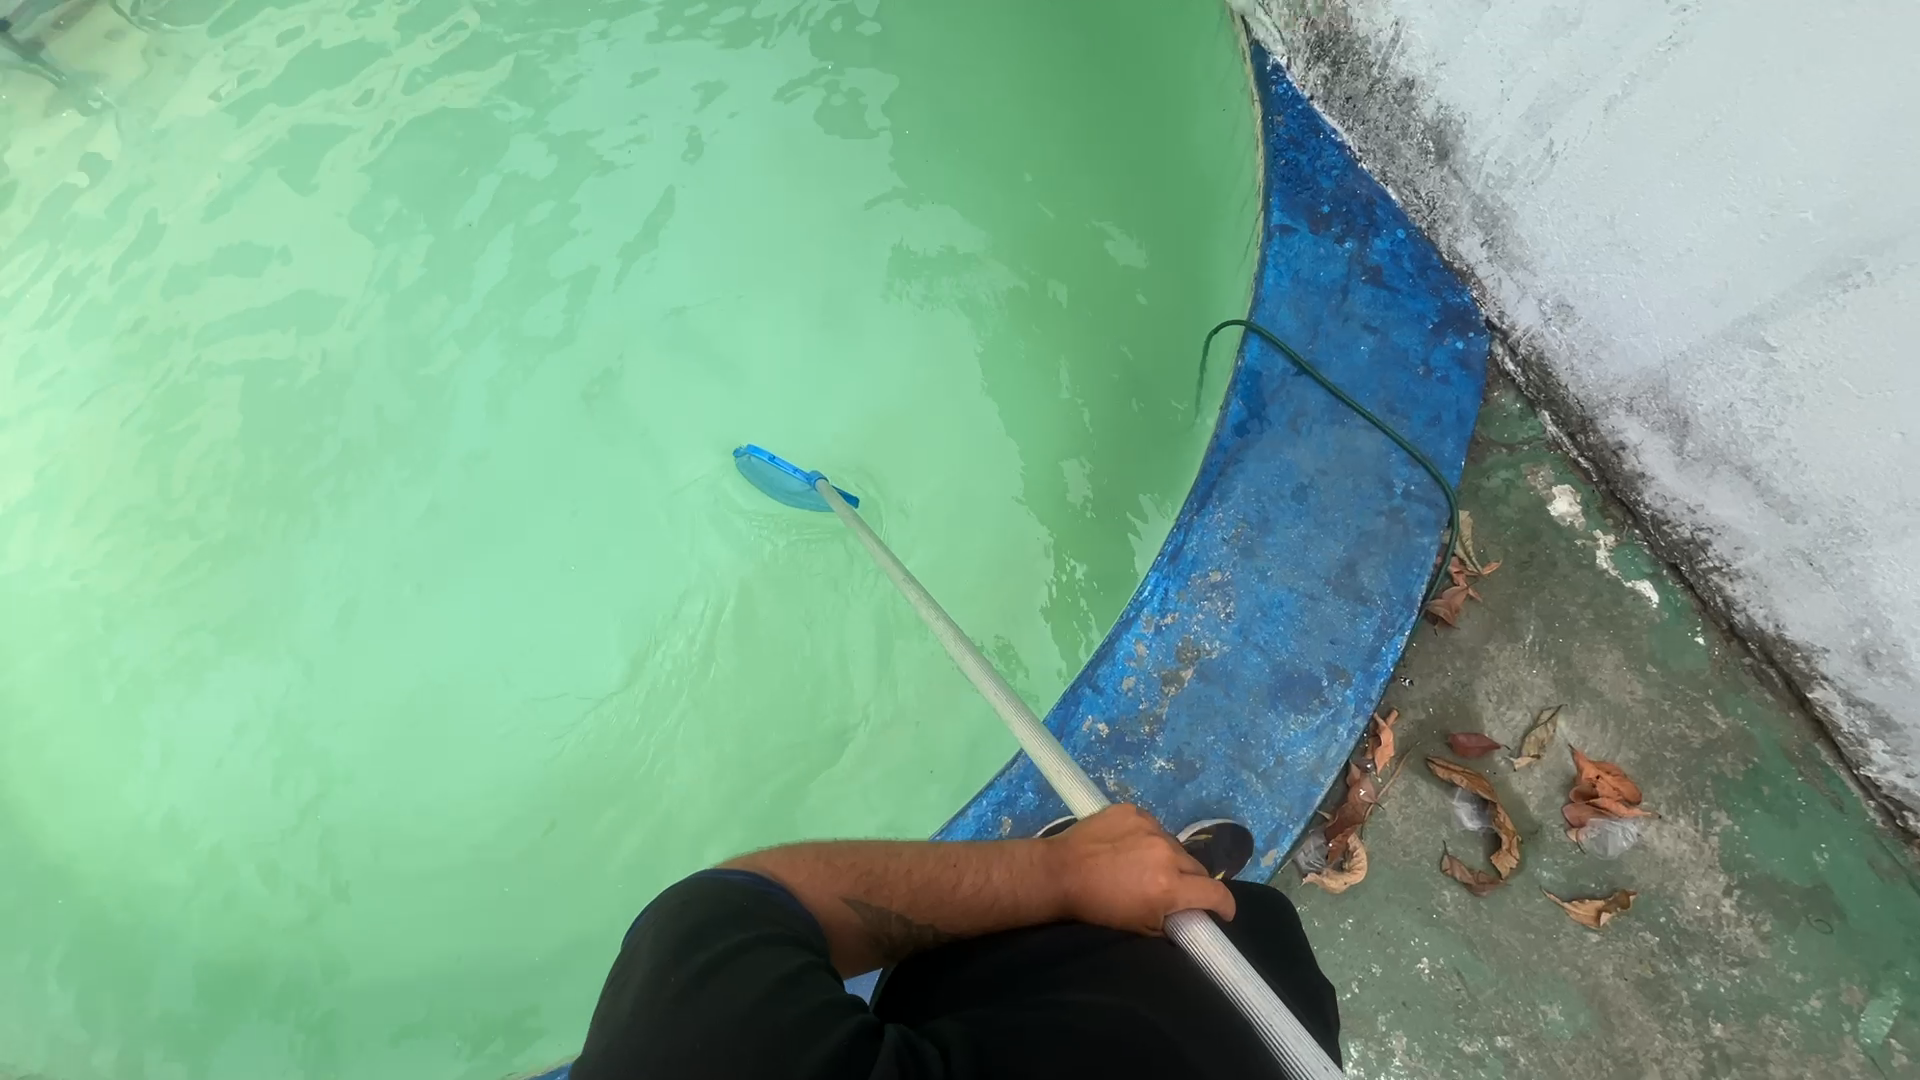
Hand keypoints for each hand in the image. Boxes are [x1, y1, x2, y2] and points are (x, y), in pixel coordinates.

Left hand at [1043, 804, 1235, 934]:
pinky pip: (1153, 826)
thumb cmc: (1099, 906)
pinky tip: (1131, 847)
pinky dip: (1149, 838)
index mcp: (1169, 885)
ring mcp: (1148, 826)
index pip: (1215, 893)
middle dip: (1193, 883)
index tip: (1222, 912)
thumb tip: (1191, 917)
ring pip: (1175, 845)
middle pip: (1197, 868)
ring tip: (1148, 867)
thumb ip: (1173, 921)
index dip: (1225, 906)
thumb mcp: (1142, 926)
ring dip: (1170, 858)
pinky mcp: (1132, 810)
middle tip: (1176, 891)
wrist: (1061, 871)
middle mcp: (1165, 851)